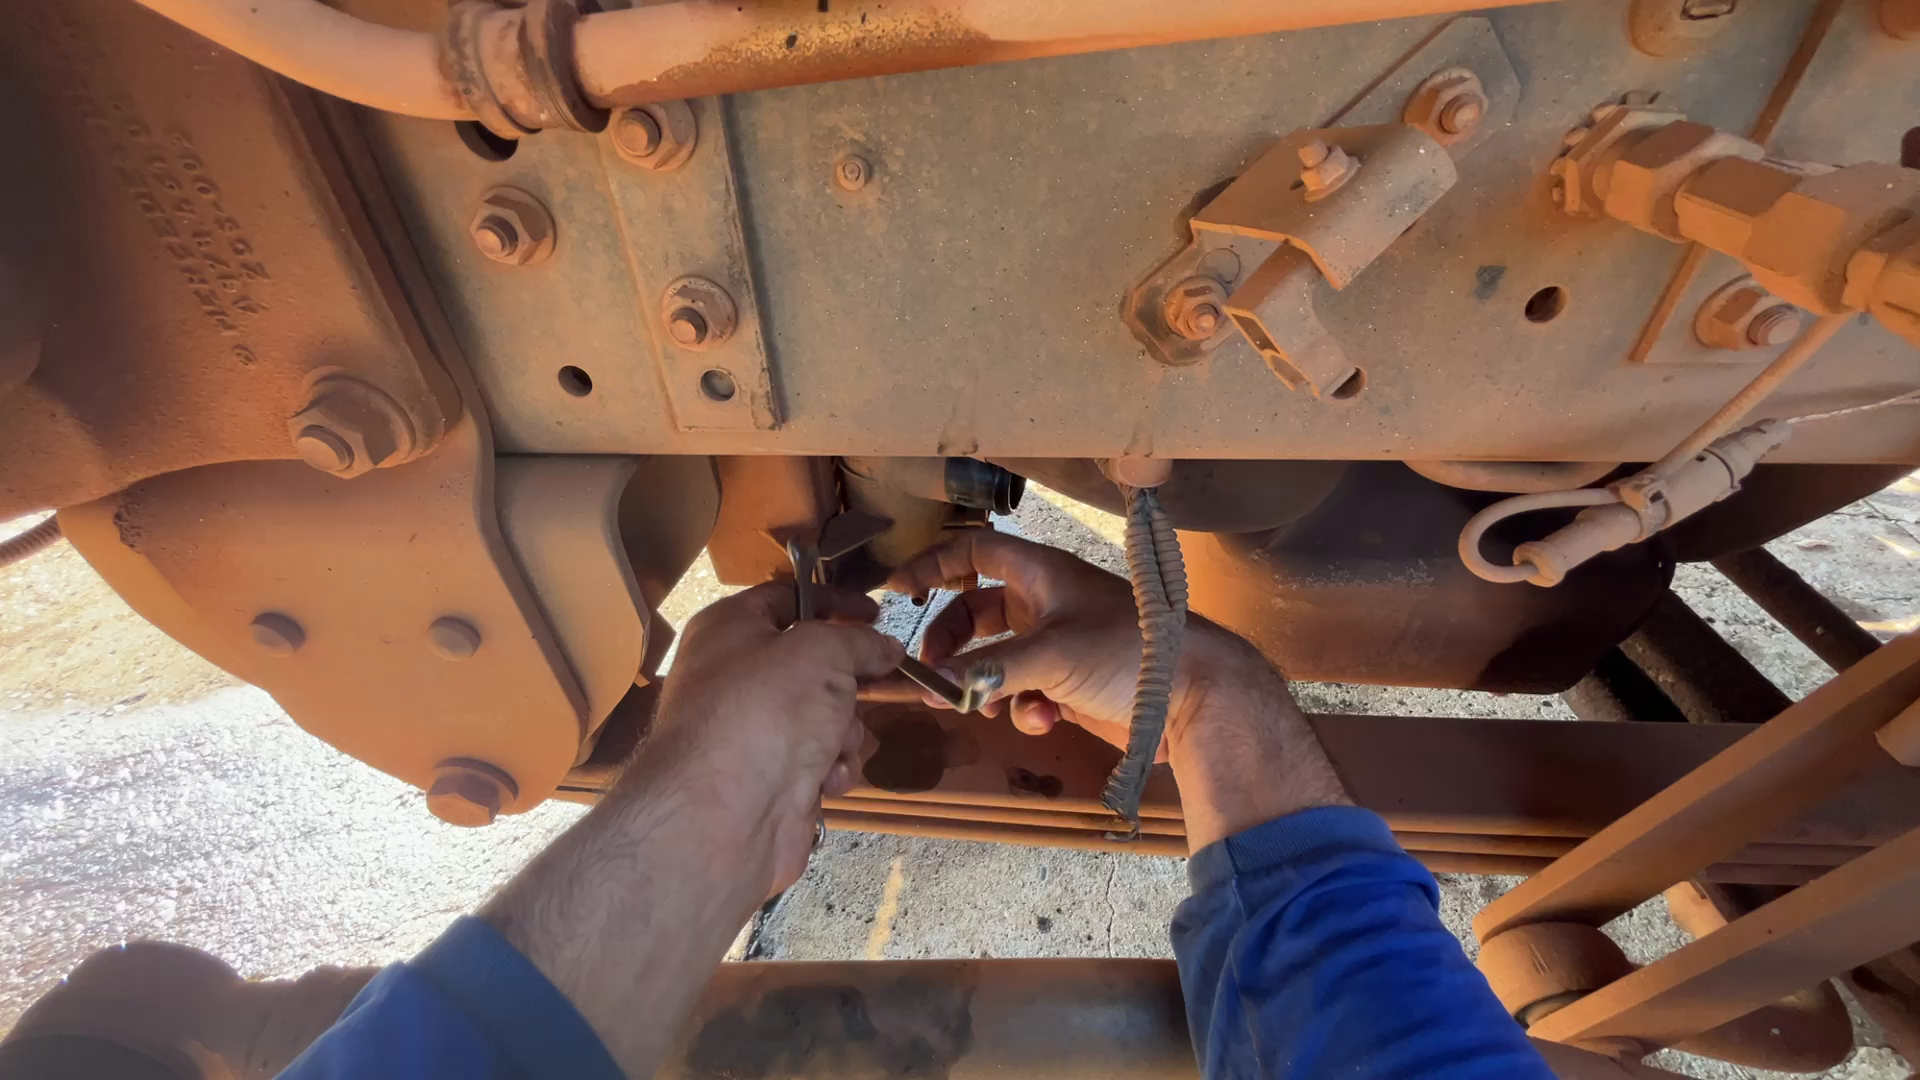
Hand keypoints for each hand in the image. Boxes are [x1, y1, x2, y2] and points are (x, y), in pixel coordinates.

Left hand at [641, 581, 903, 894]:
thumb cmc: (767, 709)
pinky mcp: (768, 777)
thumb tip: (887, 646)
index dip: (834, 601)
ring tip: (836, 744)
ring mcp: (750, 731)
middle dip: (848, 681)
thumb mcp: (824, 653)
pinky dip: (831, 766)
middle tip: (879, 680)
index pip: (786, 597)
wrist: (723, 817)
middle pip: (811, 663)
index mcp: (729, 628)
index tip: (876, 614)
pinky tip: (828, 779)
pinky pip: (818, 758)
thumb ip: (861, 641)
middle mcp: (734, 675)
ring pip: (823, 714)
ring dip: (845, 730)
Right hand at [888, 530, 1348, 849]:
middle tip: (932, 673)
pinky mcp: (1070, 681)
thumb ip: (988, 670)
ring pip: (997, 656)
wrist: (1195, 696)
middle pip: (975, 611)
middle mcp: (1044, 602)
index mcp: (1040, 573)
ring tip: (979, 705)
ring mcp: (1057, 643)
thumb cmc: (1126, 652)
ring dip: (984, 680)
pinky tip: (1042, 718)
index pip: (974, 551)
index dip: (933, 565)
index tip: (896, 591)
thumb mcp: (1052, 654)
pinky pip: (1026, 688)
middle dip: (952, 642)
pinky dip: (1024, 705)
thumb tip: (931, 686)